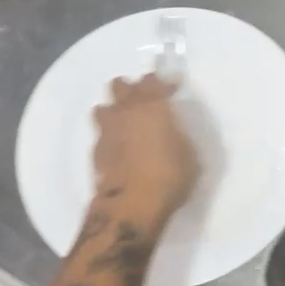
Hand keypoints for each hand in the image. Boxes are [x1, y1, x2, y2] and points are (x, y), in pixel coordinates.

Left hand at [92, 74, 197, 224]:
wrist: (132, 204)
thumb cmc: (169, 176)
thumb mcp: (189, 154)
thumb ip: (178, 136)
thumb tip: (172, 133)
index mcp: (152, 106)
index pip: (152, 80)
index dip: (163, 82)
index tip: (172, 89)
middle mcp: (125, 111)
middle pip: (120, 85)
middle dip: (132, 89)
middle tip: (145, 102)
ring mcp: (106, 130)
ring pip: (104, 108)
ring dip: (115, 111)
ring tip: (127, 125)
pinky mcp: (96, 151)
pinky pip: (102, 134)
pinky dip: (111, 137)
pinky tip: (122, 150)